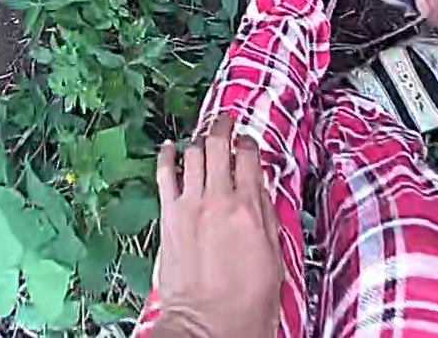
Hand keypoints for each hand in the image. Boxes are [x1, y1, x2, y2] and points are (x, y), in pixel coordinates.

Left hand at [151, 114, 283, 337]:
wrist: (207, 330)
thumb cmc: (245, 307)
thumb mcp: (272, 261)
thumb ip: (266, 218)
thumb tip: (259, 188)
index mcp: (248, 209)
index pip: (248, 157)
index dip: (249, 143)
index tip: (248, 141)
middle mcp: (218, 198)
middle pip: (218, 144)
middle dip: (223, 127)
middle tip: (226, 121)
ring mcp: (190, 203)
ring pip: (193, 152)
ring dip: (199, 140)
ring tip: (203, 137)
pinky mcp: (169, 214)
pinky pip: (165, 173)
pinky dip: (167, 155)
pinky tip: (170, 146)